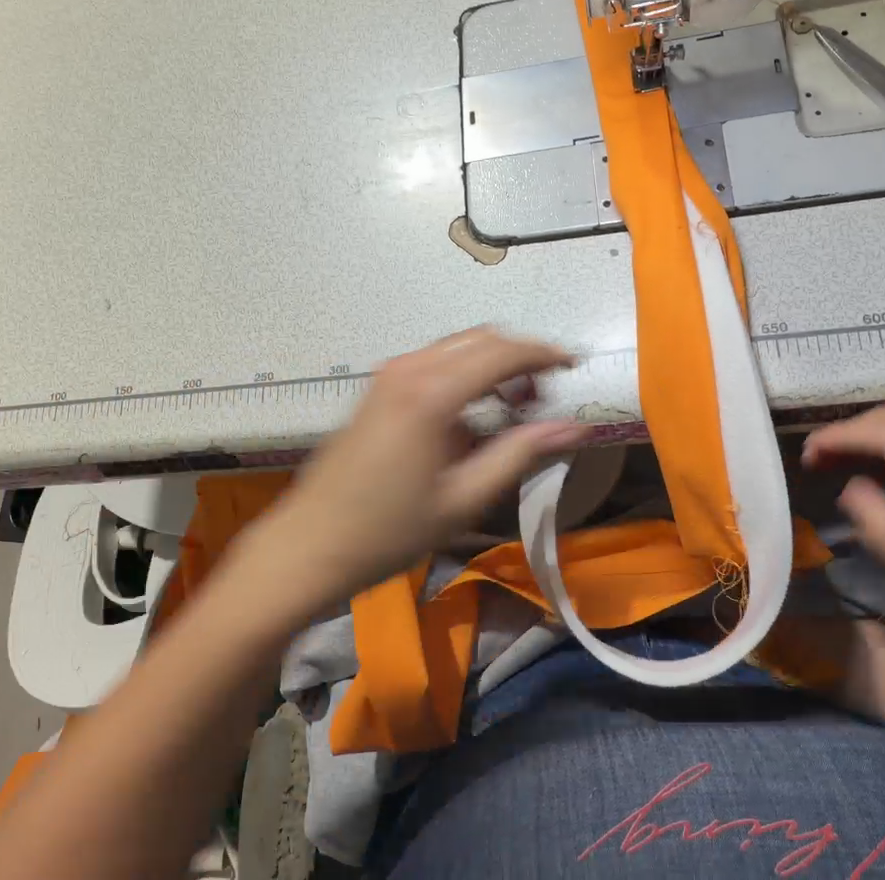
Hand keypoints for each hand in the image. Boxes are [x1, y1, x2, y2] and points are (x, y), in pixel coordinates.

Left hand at [249, 327, 589, 607]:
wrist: (309, 545)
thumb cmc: (389, 532)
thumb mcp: (463, 499)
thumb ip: (519, 454)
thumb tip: (573, 429)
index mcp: (431, 393)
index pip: (503, 351)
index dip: (544, 353)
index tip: (575, 366)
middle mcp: (408, 369)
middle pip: (480, 339)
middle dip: (520, 358)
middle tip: (545, 398)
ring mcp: (387, 376)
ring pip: (456, 349)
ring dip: (491, 366)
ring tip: (513, 412)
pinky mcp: (377, 390)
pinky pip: (433, 364)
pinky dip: (464, 376)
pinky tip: (471, 420)